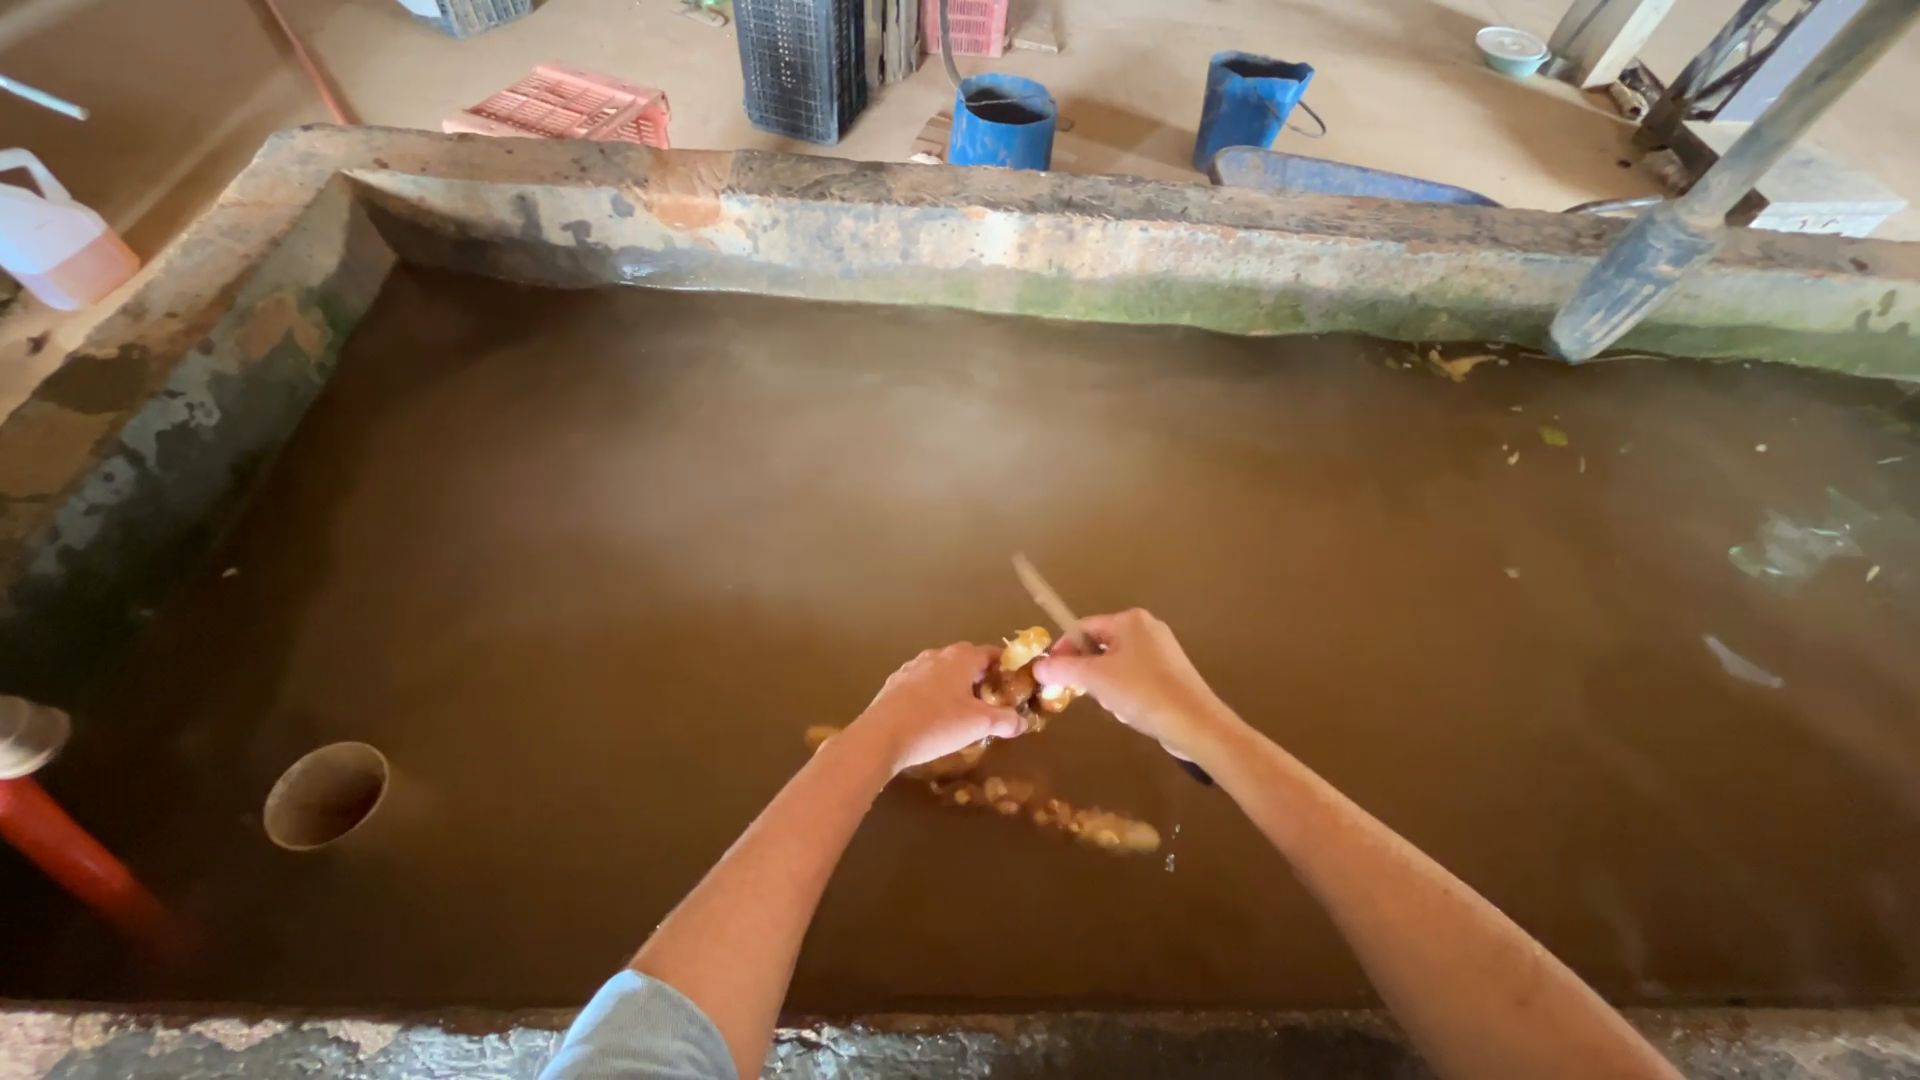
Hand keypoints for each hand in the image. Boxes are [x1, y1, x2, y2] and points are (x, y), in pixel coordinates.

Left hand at [845, 643, 1026, 773]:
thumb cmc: (937, 724)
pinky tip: (933, 717)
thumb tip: (1022, 722)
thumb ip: (1005, 720)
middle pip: (967, 661)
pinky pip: (923, 684)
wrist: (881, 735)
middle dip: (981, 679)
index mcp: (961, 657)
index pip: (992, 653)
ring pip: (943, 673)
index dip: (1006, 669)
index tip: (1014, 687)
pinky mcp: (895, 683)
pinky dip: (933, 695)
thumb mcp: (978, 724)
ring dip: (955, 687)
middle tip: (991, 704)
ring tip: (962, 712)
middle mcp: (937, 655)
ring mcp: (912, 667)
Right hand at [1032, 609, 1239, 760]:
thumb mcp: (1094, 679)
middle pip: (1099, 646)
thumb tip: (1037, 667)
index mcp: (1130, 620)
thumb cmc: (1141, 692)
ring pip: (1115, 665)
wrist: (1194, 723)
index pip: (1083, 627)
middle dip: (1087, 672)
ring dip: (1105, 686)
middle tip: (1079, 692)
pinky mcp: (1170, 674)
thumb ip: (1062, 669)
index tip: (1050, 673)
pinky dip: (1125, 693)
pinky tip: (1129, 711)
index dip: (1062, 648)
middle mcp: (1147, 629)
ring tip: (1112, 704)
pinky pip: (1134, 678)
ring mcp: (1162, 652)